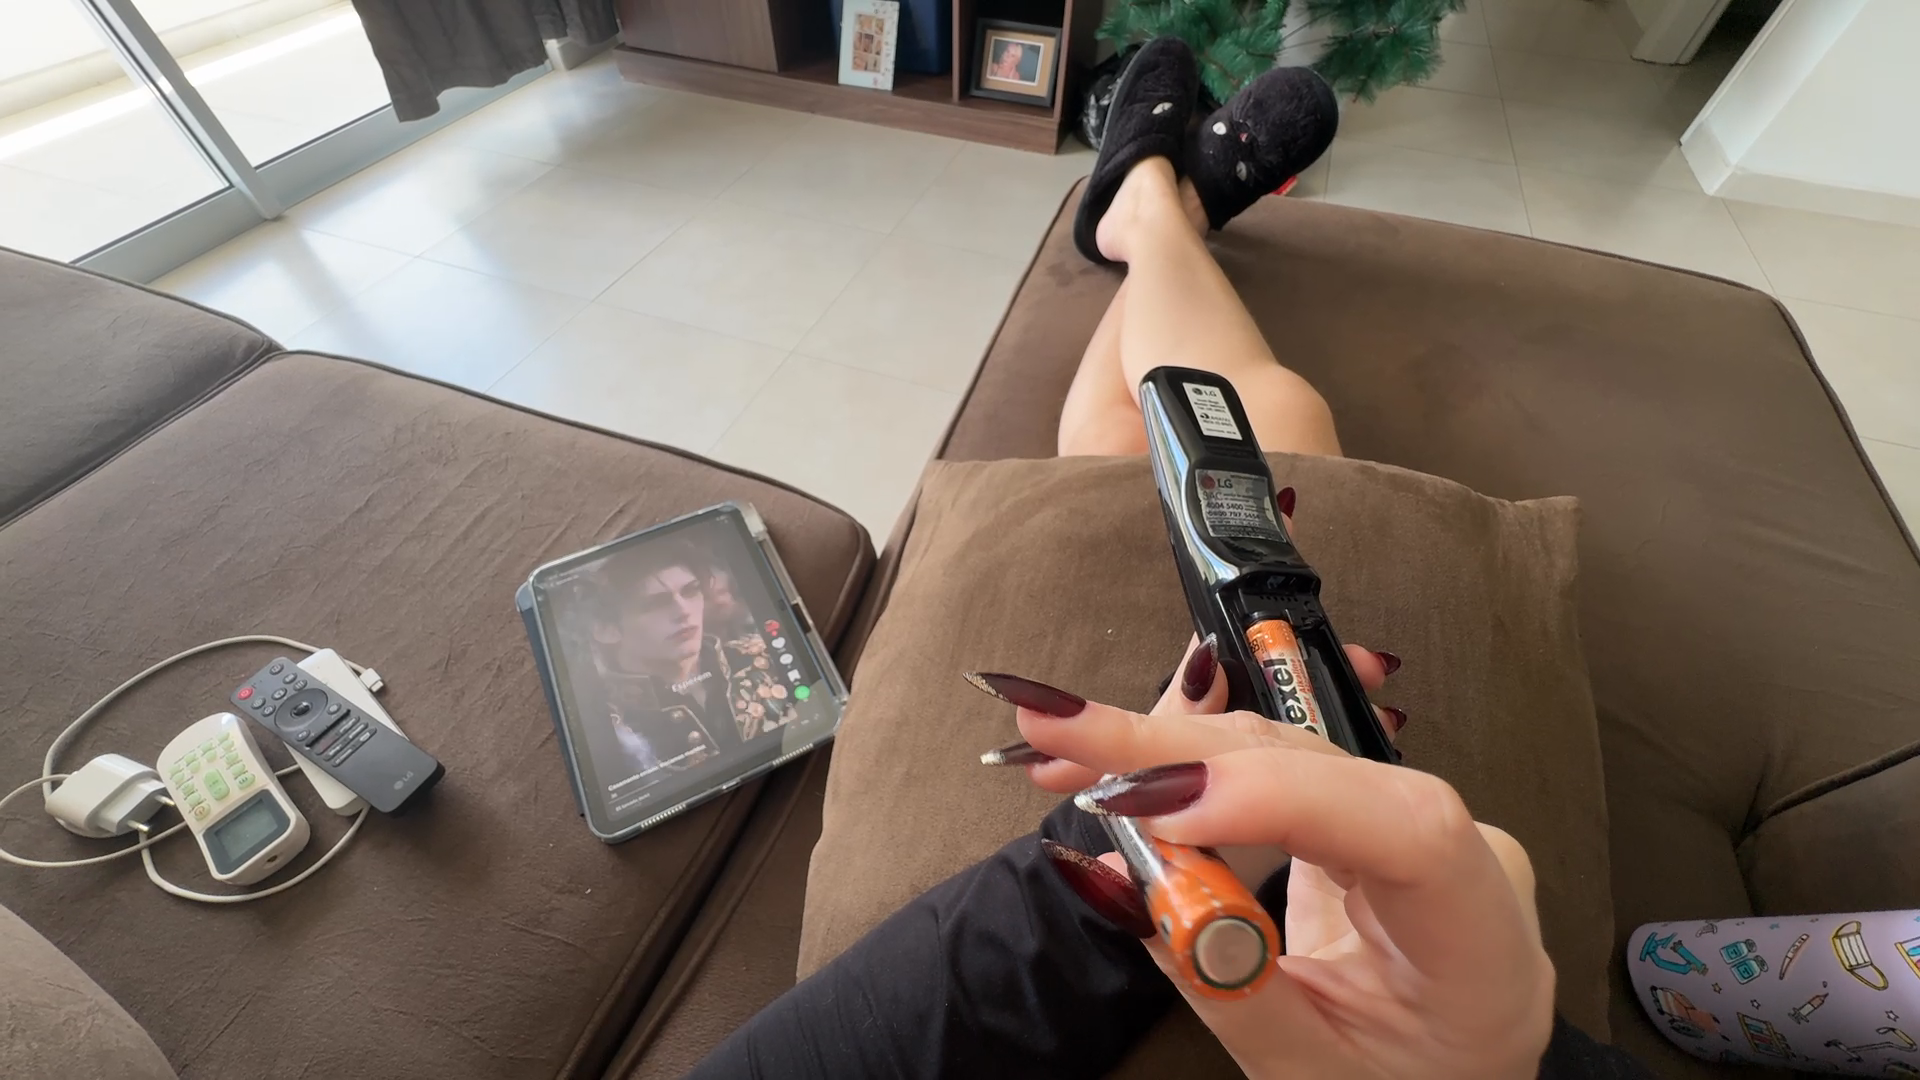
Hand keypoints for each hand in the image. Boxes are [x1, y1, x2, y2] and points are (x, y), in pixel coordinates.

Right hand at [977, 638, 1554, 1079]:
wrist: (1439, 1067)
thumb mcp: (1304, 1067)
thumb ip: (1216, 978)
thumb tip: (1109, 876)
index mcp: (1479, 936)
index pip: (1404, 826)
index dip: (1273, 796)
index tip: (1154, 810)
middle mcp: (1447, 843)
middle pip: (1304, 760)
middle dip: (1167, 748)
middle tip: (1056, 732)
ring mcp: (1390, 805)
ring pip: (1263, 744)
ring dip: (1149, 748)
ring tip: (1055, 750)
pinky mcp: (1340, 795)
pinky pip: (1248, 760)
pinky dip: (1170, 764)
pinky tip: (1106, 766)